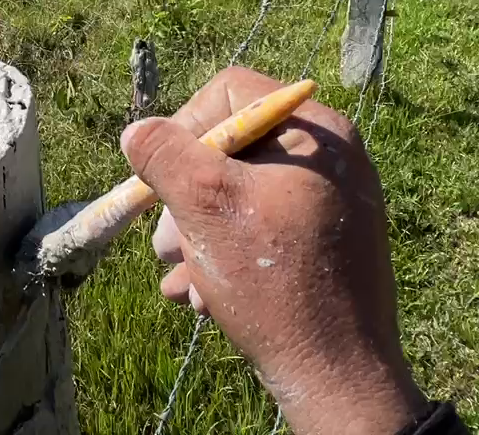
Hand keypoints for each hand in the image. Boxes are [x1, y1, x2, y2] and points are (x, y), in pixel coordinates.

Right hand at [123, 66, 426, 434]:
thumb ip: (163, 153)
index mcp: (316, 132)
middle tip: (166, 239)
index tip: (161, 173)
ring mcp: (330, 202)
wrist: (342, 386)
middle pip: (229, 147)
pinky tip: (201, 294)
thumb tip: (136, 132)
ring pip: (237, 192)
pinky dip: (224, 253)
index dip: (184, 124)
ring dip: (196, 231)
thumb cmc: (275, 282)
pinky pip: (259, 227)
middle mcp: (331, 158)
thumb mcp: (203, 203)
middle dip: (185, 194)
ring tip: (179, 273)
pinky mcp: (325, 243)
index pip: (229, 92)